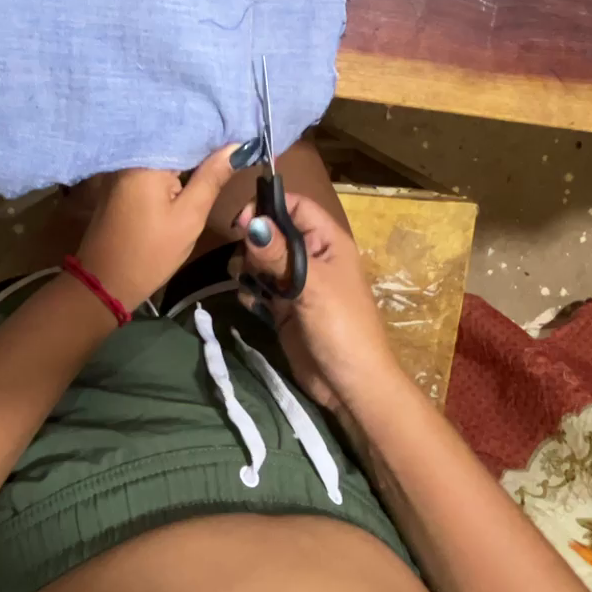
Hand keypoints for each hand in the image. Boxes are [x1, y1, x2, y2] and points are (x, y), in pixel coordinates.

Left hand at [73, 145, 238, 309]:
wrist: (104, 283)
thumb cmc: (150, 252)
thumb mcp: (189, 217)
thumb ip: (213, 178)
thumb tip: (238, 146)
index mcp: (148, 158)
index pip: (190, 129)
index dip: (218, 130)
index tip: (245, 130)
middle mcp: (132, 152)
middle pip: (176, 136)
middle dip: (206, 138)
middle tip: (240, 140)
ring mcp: (123, 165)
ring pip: (166, 148)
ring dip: (191, 150)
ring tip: (224, 147)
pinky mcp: (122, 178)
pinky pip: (154, 160)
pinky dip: (175, 162)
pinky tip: (195, 165)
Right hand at [231, 193, 398, 413]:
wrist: (349, 385)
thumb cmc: (341, 327)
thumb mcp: (311, 286)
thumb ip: (279, 254)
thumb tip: (251, 222)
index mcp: (327, 241)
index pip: (295, 205)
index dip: (268, 207)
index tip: (242, 223)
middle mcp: (311, 257)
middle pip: (273, 231)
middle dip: (254, 242)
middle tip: (250, 264)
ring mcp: (296, 283)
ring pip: (261, 260)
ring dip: (248, 268)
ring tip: (249, 284)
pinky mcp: (283, 308)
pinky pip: (258, 288)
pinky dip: (250, 292)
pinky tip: (252, 304)